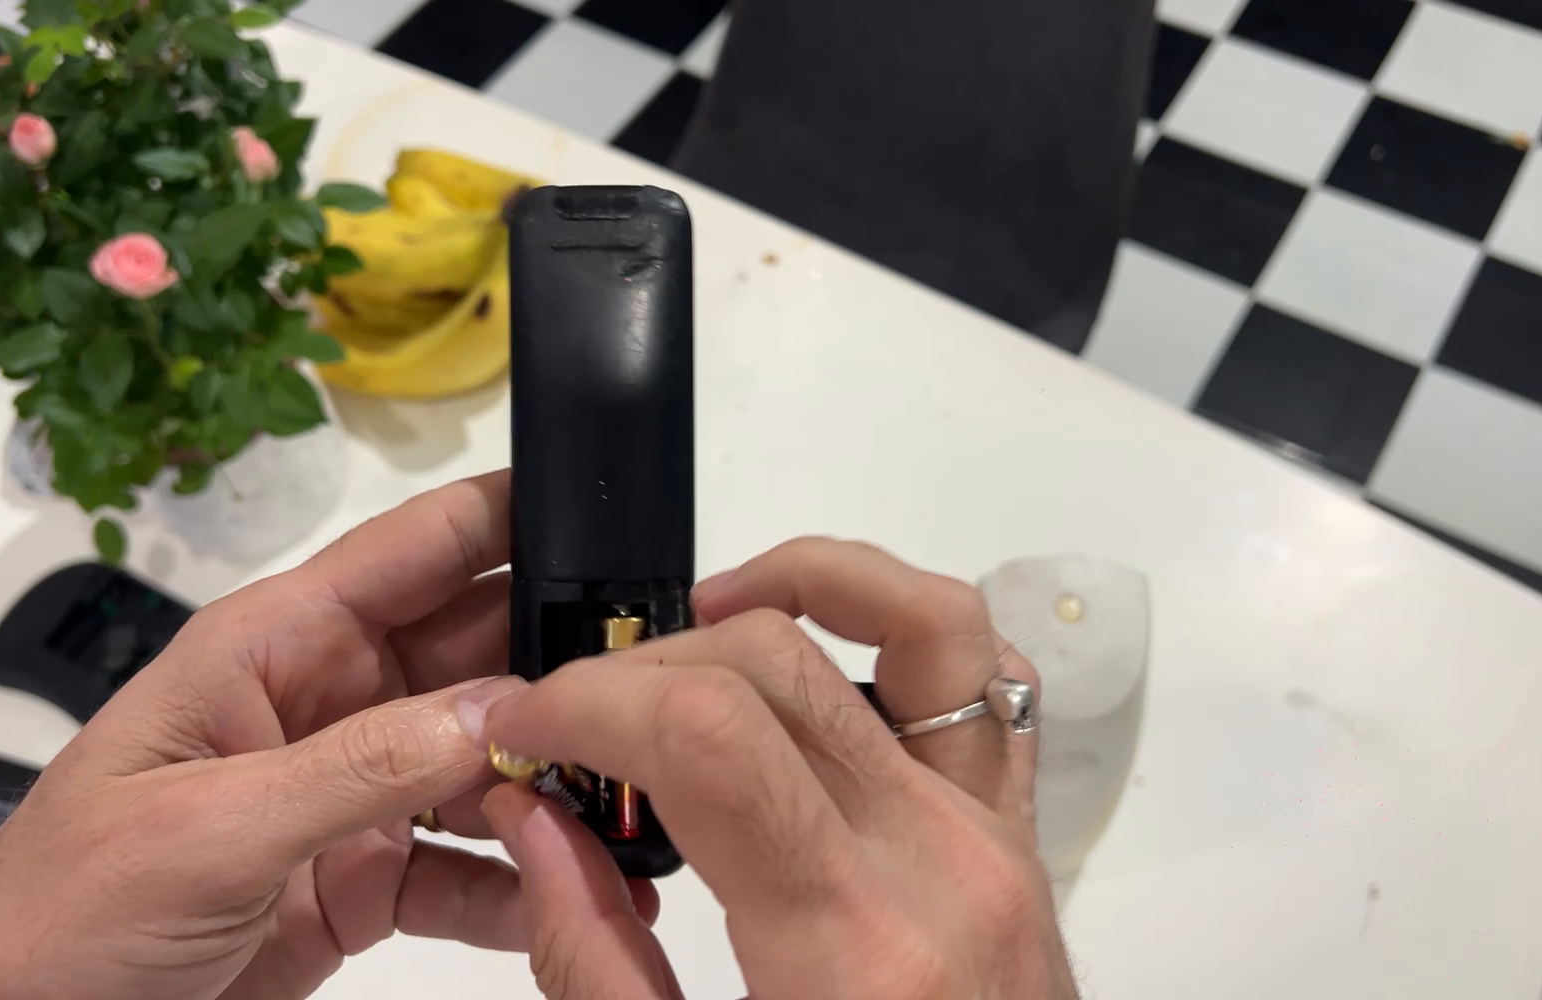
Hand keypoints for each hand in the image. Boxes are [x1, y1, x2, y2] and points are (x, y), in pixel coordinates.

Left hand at [0, 472, 654, 999]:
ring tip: (631, 798)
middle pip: (481, 647)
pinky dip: (522, 876)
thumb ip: (360, 766)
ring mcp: (369, 782)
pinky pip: (472, 858)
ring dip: (555, 774)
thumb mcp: (206, 831)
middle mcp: (345, 694)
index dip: (509, 512)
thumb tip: (503, 714)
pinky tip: (577, 895)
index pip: (421, 546)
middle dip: (560, 656)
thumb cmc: (60, 922)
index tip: (602, 510)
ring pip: (492, 753)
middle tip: (645, 672)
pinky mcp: (381, 867)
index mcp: (290, 640)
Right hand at [479, 538, 1073, 999]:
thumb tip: (535, 815)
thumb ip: (590, 962)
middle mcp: (942, 857)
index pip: (706, 733)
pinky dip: (900, 624)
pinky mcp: (1015, 828)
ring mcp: (999, 831)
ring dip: (805, 579)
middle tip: (587, 710)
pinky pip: (987, 677)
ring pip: (925, 618)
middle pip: (778, 662)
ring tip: (706, 619)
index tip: (526, 720)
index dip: (589, 699)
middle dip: (648, 663)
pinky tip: (819, 654)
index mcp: (854, 949)